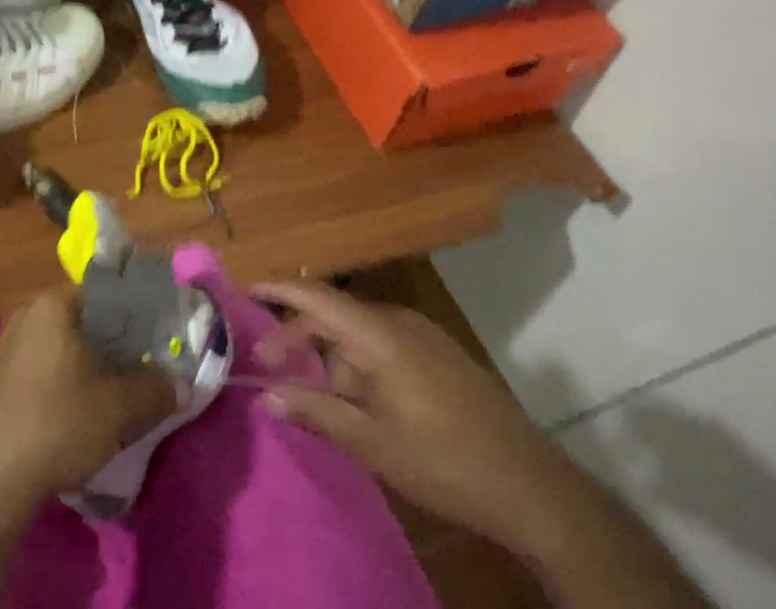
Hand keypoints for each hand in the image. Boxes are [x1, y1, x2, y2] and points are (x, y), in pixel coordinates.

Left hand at [0, 289, 176, 500]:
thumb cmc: (60, 424)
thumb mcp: (120, 408)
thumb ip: (156, 390)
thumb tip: (183, 385)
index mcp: (50, 307)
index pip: (99, 294)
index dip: (130, 314)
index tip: (151, 337)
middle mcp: (20, 318)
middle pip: (75, 322)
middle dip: (106, 343)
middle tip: (136, 367)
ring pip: (52, 349)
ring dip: (79, 366)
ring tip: (107, 393)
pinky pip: (32, 373)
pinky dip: (53, 384)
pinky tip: (69, 413)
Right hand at [254, 280, 589, 556]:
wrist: (532, 487)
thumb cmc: (443, 461)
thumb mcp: (370, 441)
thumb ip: (315, 412)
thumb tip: (266, 395)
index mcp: (382, 337)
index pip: (318, 298)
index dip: (279, 290)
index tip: (243, 288)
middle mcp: (403, 326)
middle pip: (336, 317)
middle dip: (298, 337)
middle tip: (269, 369)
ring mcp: (426, 340)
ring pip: (361, 336)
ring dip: (331, 360)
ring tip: (317, 401)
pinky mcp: (442, 359)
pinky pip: (385, 348)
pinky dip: (360, 366)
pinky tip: (356, 403)